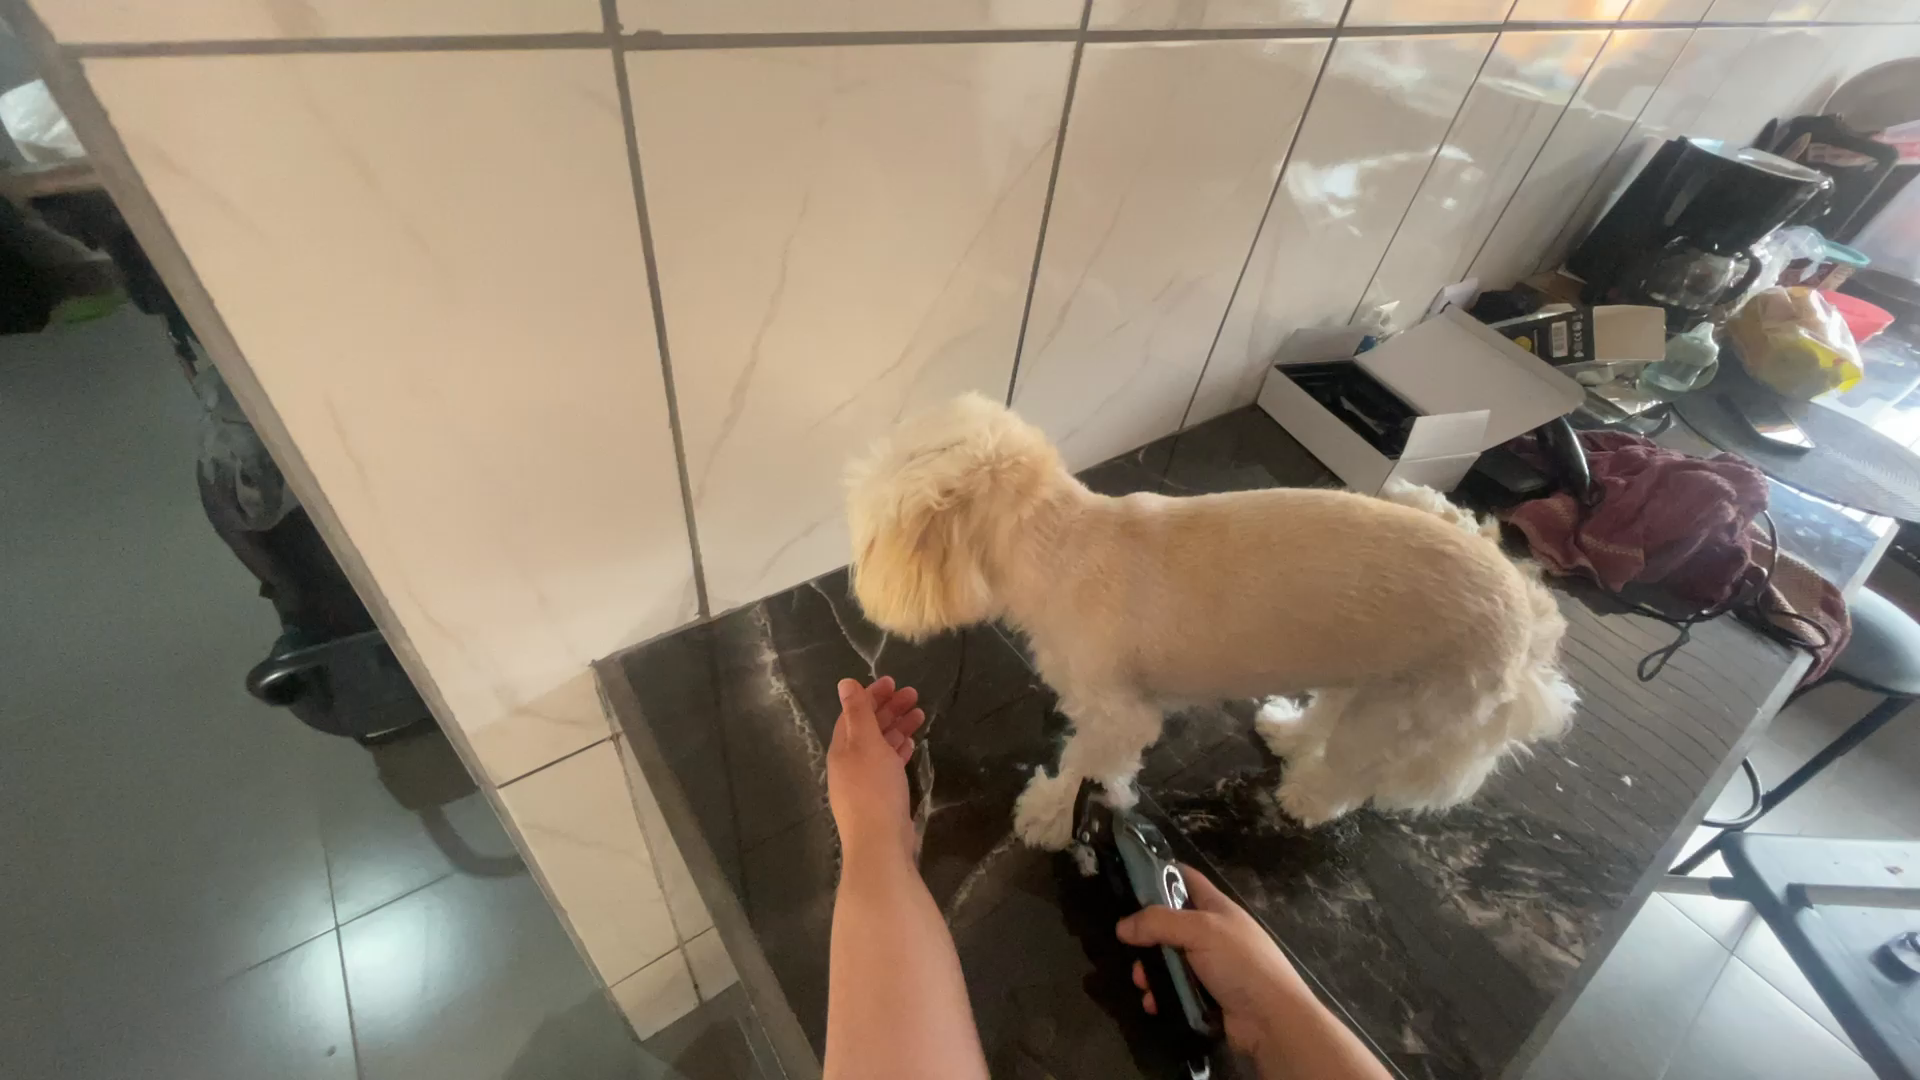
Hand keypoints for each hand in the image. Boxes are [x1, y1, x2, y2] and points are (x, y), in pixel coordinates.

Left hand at [827, 676, 925, 862]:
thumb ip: (858, 713)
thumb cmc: (873, 788)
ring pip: (881, 745)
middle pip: (868, 727)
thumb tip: (844, 683)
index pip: (854, 713)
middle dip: (889, 708)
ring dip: (897, 726)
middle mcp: (849, 763)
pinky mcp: (880, 796)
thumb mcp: (866, 743)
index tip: (894, 682)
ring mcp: (864, 781)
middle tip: (913, 695)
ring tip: (919, 714)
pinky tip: (911, 744)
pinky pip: (888, 764)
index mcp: (842, 748)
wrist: (880, 844)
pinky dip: (899, 749)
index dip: (872, 695)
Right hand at [1118, 865, 1311, 1058]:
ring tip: (1142, 982)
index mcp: (1215, 906)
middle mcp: (1212, 932)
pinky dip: (1162, 994)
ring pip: (1169, 959)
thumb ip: (1158, 922)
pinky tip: (1153, 1002)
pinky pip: (1176, 988)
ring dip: (1151, 969)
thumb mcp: (1199, 930)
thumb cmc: (1240, 963)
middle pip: (1169, 923)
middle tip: (1129, 945)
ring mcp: (1211, 965)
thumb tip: (1122, 927)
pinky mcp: (1208, 995)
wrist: (1275, 1023)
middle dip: (1146, 935)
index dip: (1159, 873)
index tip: (1130, 880)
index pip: (1184, 877)